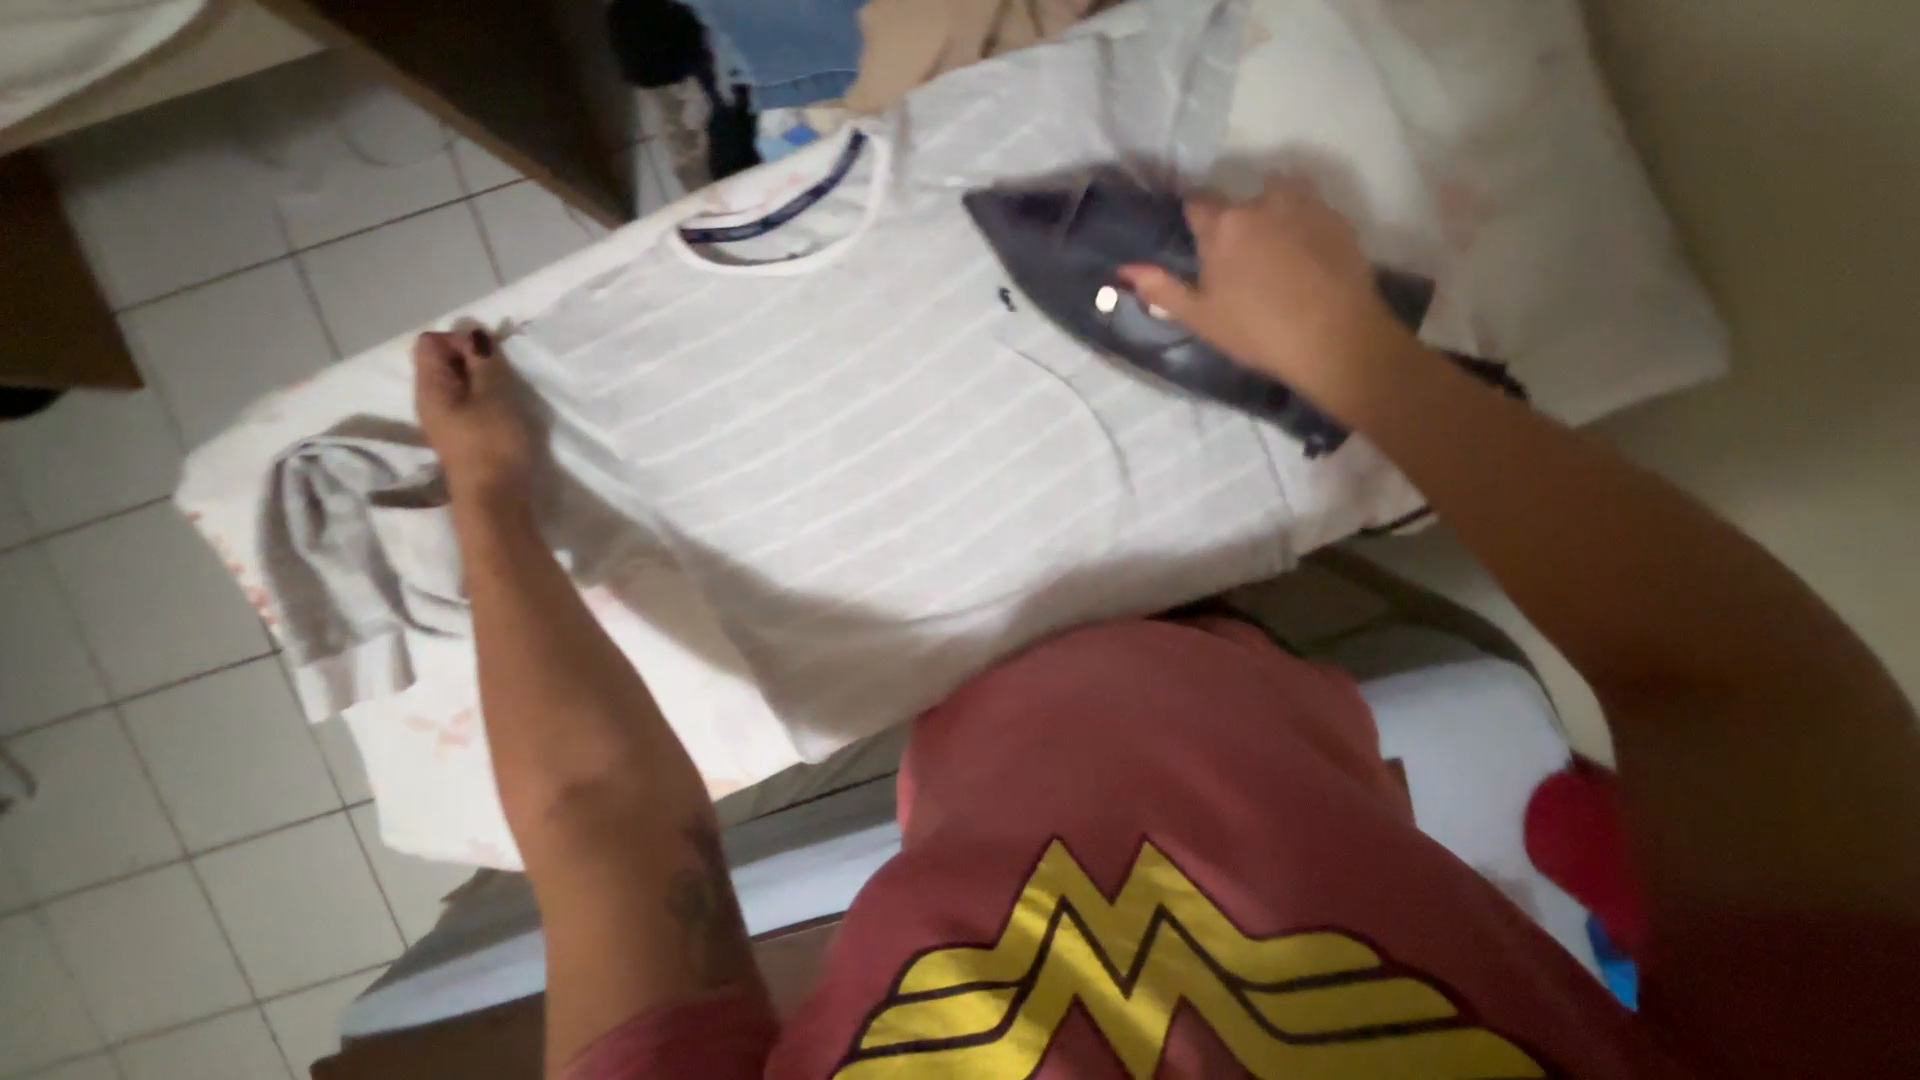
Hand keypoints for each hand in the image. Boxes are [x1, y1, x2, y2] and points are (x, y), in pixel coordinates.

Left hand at [413, 328, 533, 508]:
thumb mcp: (494, 396)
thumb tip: (475, 335)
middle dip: (474, 360)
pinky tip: (504, 414)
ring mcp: (445, 418)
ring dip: (484, 381)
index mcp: (430, 386)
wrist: (494, 499)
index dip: (461, 341)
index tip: (490, 360)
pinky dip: (486, 399)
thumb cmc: (493, 444)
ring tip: (507, 396)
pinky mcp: (462, 433)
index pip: (431, 341)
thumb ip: (485, 362)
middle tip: (503, 378)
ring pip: (459, 382)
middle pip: (443, 360)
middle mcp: (429, 398)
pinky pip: (468, 402)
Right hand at [1119, 179, 1410, 396]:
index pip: (1196, 203)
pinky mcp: (1336, 217)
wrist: (1334, 338)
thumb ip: (1161, 288)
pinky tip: (1303, 261)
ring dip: (1269, 218)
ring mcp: (1303, 205)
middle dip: (1233, 225)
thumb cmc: (1256, 331)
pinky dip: (1300, 227)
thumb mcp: (1199, 317)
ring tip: (1272, 256)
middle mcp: (1260, 202)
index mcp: (1222, 224)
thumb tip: (1124, 269)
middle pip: (1238, 203)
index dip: (1193, 222)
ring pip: (1276, 199)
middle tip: (1238, 265)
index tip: (1197, 245)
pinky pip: (1308, 212)